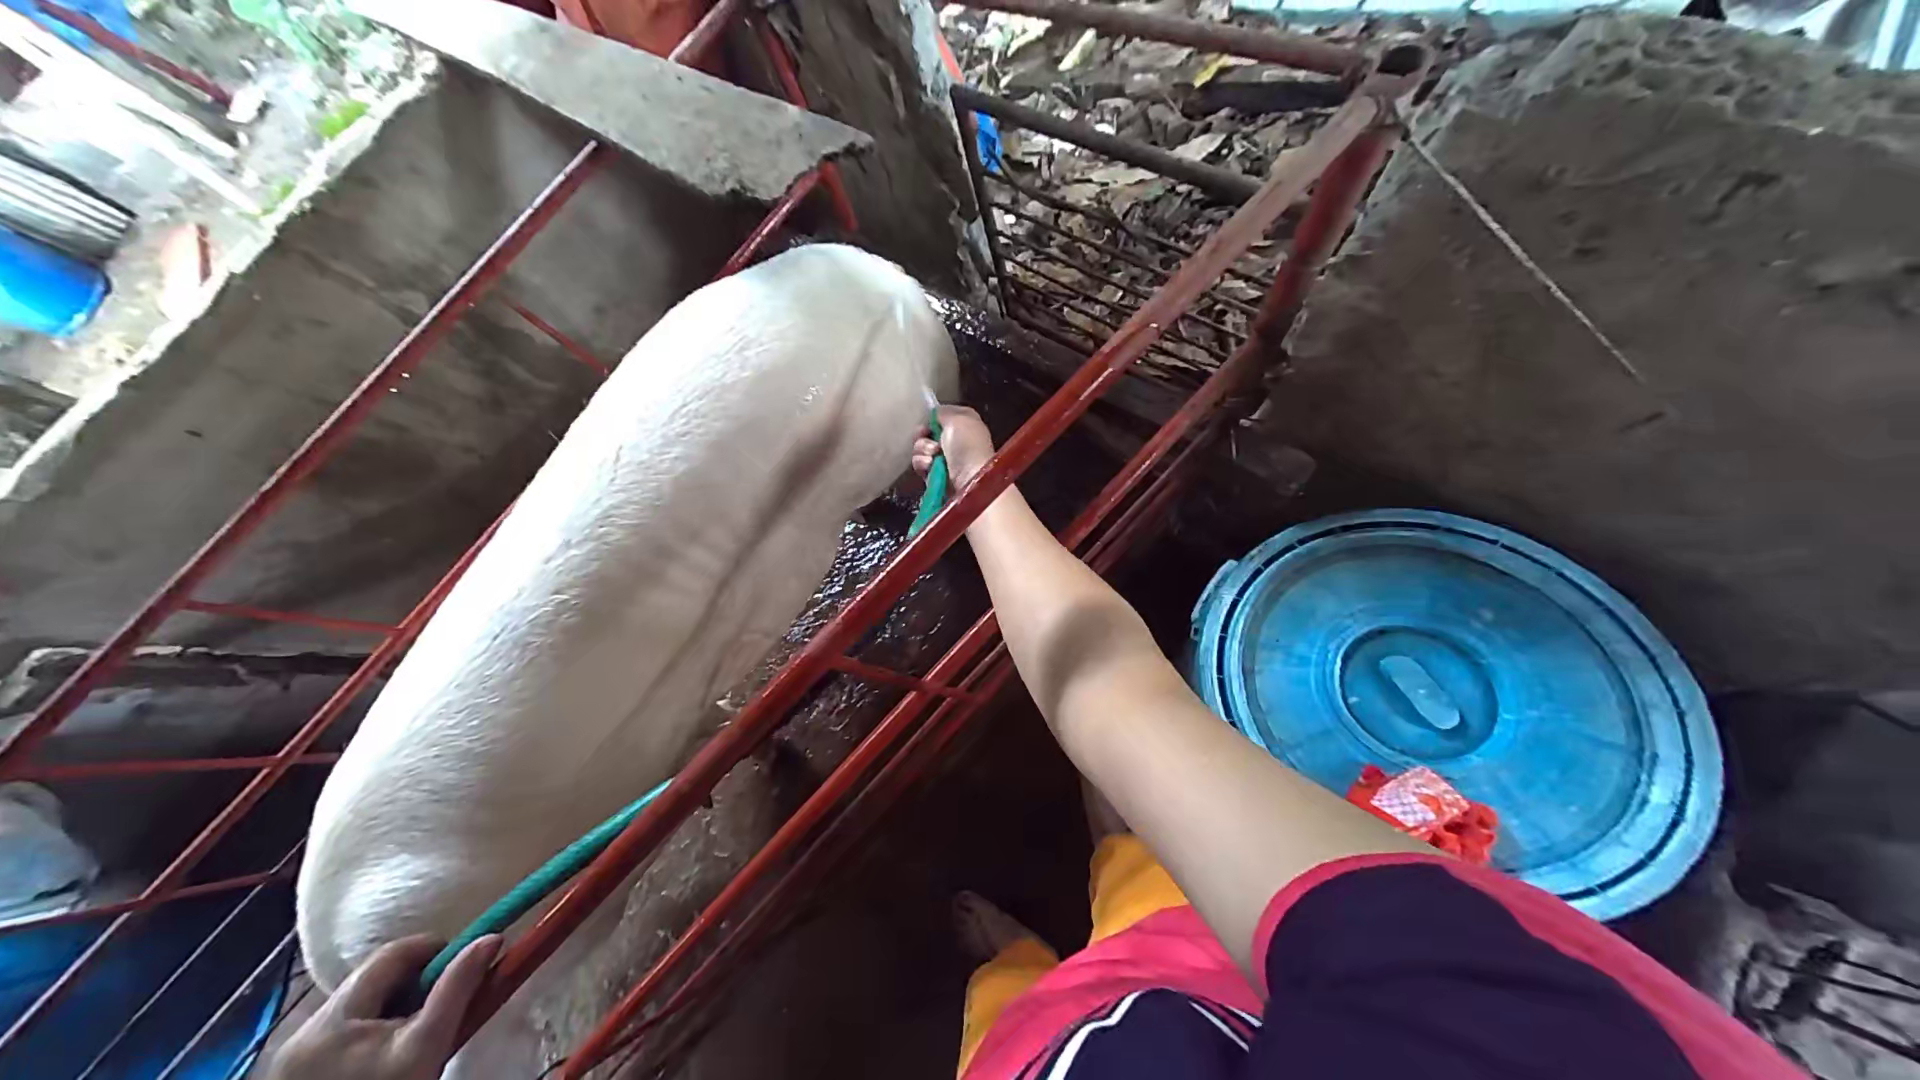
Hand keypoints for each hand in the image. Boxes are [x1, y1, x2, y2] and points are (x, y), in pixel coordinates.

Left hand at [263, 934, 499, 1079]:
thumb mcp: (427, 1045)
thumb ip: (458, 987)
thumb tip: (491, 938)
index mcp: (329, 1020)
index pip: (391, 954)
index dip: (434, 948)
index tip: (464, 966)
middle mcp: (303, 1031)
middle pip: (374, 978)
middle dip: (418, 980)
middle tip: (446, 1000)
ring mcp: (294, 1057)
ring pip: (362, 1004)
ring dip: (399, 1003)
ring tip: (422, 1028)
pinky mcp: (297, 1075)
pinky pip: (346, 1030)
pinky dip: (378, 1027)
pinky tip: (392, 1051)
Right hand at [913, 404, 995, 489]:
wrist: (970, 480)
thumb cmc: (968, 446)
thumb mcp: (958, 418)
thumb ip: (943, 411)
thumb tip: (935, 414)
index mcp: (965, 423)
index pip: (940, 415)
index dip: (931, 418)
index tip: (928, 422)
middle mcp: (955, 439)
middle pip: (927, 431)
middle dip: (923, 435)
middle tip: (927, 438)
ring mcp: (945, 458)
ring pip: (920, 448)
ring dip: (923, 450)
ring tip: (933, 456)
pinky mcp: (935, 474)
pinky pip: (920, 464)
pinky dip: (922, 464)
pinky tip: (930, 467)